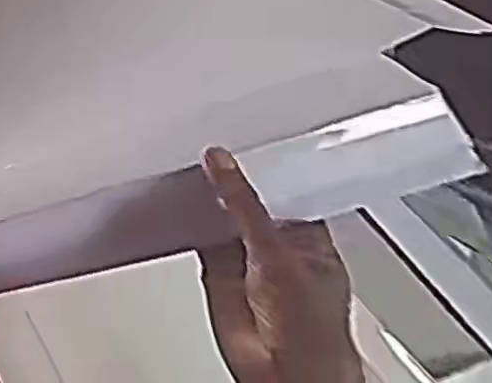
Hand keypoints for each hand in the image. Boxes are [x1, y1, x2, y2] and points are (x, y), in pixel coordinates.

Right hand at [201, 148, 363, 382]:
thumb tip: (221, 162)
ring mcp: (244, 251)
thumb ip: (244, 205)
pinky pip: (197, 227)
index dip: (263, 161)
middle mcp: (276, 240)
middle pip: (248, 194)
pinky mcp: (215, 263)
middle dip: (230, 172)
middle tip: (209, 140)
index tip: (242, 134)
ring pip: (220, 208)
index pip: (283, 183)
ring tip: (189, 156)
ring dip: (206, 189)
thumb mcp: (277, 254)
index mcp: (308, 234)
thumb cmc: (314, 335)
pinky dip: (186, 211)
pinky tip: (176, 191)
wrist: (284, 378)